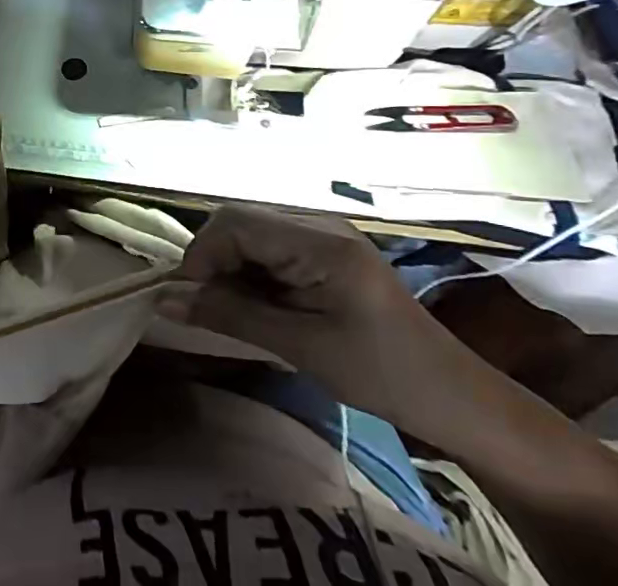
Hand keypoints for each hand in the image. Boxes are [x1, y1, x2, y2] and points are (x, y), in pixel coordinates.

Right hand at [162, 204, 490, 442]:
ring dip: (228, 268)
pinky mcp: (323, 251)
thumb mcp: (300, 347)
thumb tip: (163, 299)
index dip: (201, 255)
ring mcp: (323, 235)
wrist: (454, 396)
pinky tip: (254, 304)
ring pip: (248, 234)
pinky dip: (248, 273)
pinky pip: (267, 248)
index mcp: (321, 242)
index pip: (235, 223)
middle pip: (238, 221)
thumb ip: (229, 316)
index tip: (191, 299)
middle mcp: (319, 225)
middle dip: (211, 260)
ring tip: (230, 310)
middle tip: (206, 306)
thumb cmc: (383, 374)